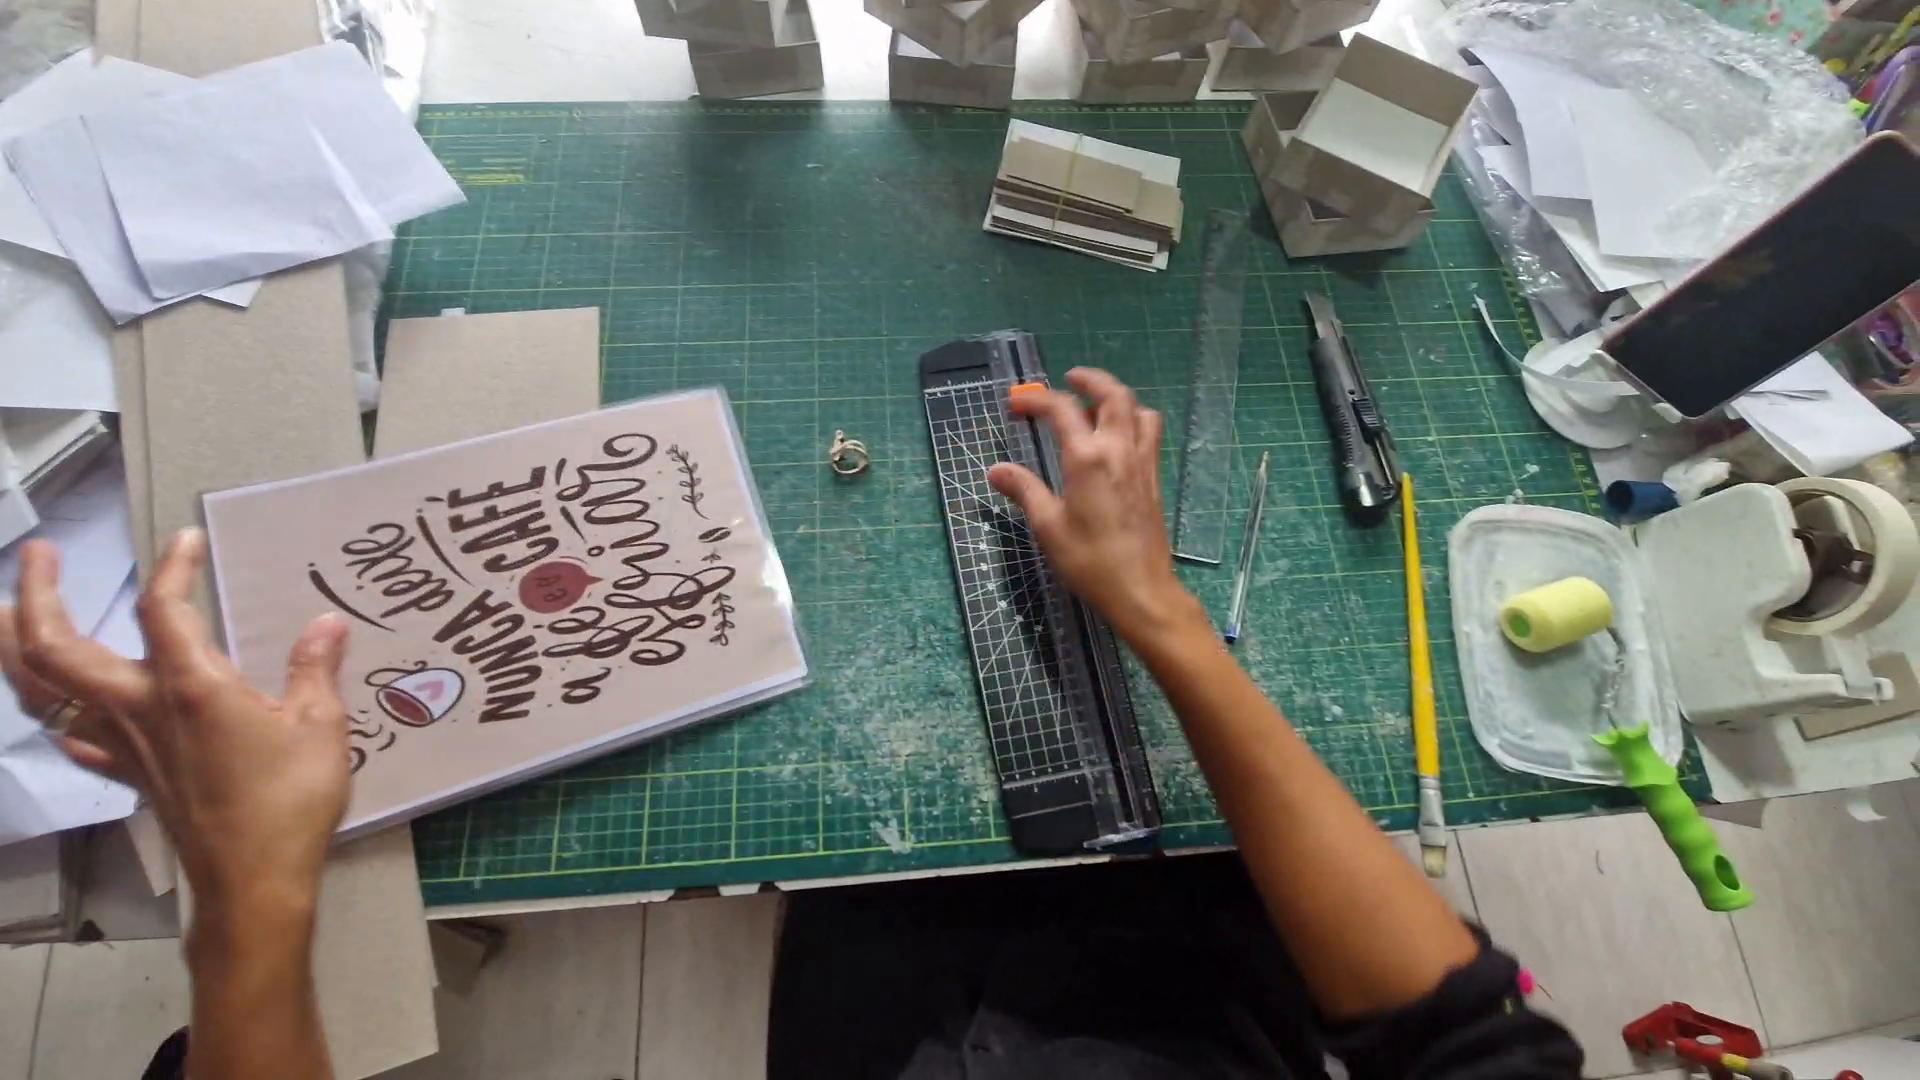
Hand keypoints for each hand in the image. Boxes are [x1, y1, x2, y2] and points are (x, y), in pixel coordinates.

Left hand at [0, 529, 352, 926]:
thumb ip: (316, 669)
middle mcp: (139, 709)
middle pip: (55, 649)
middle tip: (41, 554)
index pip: (166, 612)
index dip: (172, 568)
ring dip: (16, 645)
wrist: (252, 873)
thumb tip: (327, 622)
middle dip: (40, 595)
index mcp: (191, 689)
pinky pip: (72, 736)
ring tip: (11, 614)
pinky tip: (63, 713)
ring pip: (41, 690)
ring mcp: (123, 744)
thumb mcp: (322, 725)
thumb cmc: (293, 796)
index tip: (184, 538)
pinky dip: (54, 713)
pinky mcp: (129, 773)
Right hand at [988, 367, 1200, 642]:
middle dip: (1090, 380)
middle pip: (1114, 395)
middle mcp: (1119, 450)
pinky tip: (1116, 442)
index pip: (1062, 410)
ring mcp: (1142, 463)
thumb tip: (997, 470)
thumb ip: (1024, 490)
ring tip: (1097, 409)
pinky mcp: (1153, 479)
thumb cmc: (1090, 561)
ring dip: (1118, 400)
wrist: (1141, 590)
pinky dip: (1133, 422)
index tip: (1016, 404)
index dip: (1037, 400)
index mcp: (1087, 458)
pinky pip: (1149, 434)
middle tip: (1070, 379)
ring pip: (1139, 411)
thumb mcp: (1047, 526)